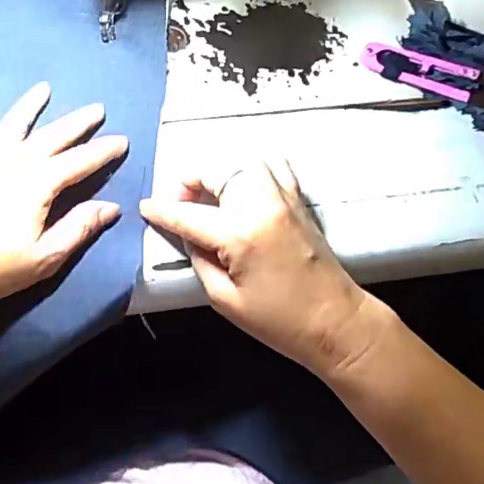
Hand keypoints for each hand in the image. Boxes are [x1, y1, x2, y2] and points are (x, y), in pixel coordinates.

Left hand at [0, 82, 128, 320]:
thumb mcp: (44, 257)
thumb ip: (78, 228)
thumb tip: (111, 207)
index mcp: (38, 184)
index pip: (79, 162)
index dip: (103, 152)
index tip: (122, 141)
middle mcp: (14, 161)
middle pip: (53, 136)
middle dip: (78, 122)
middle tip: (97, 109)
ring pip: (14, 123)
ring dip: (30, 105)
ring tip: (43, 87)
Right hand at [140, 160, 392, 379]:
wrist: (337, 322)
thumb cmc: (279, 321)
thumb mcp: (224, 299)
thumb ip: (199, 259)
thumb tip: (186, 234)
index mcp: (239, 234)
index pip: (188, 214)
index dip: (162, 211)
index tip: (146, 207)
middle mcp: (260, 205)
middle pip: (215, 170)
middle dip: (189, 181)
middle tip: (180, 202)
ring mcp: (283, 197)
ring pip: (242, 161)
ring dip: (219, 172)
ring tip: (209, 194)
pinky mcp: (298, 199)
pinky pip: (272, 165)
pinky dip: (250, 168)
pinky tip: (241, 186)